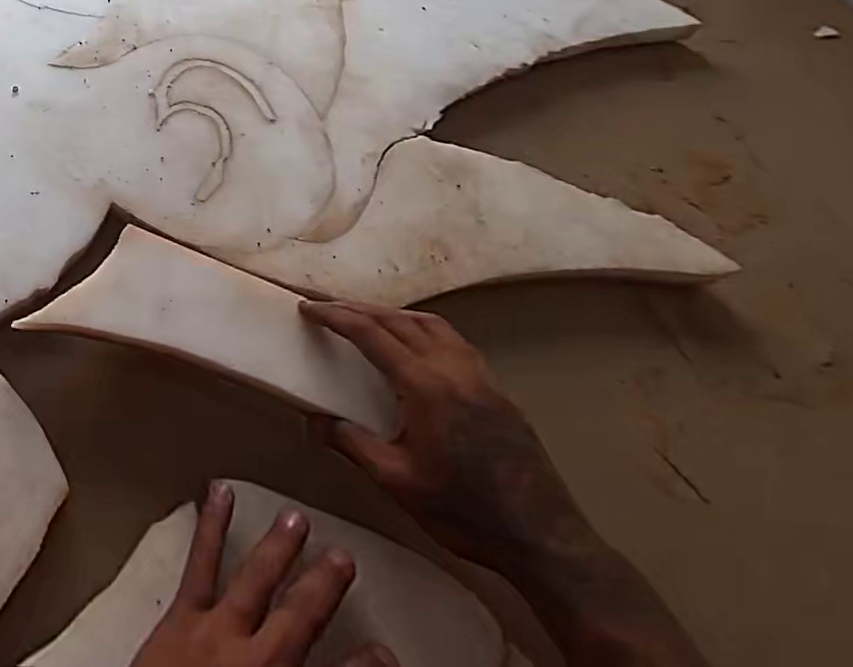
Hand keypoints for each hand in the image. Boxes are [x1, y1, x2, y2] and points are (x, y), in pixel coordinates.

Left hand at [131, 480, 394, 666]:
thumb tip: (312, 662)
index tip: (384, 651)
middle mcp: (256, 661)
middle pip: (301, 619)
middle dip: (323, 588)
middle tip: (343, 557)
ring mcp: (217, 633)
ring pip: (256, 582)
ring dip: (279, 549)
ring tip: (296, 517)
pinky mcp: (183, 615)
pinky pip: (201, 563)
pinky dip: (212, 525)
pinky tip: (220, 493)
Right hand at [299, 302, 595, 569]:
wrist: (545, 543)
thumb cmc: (464, 512)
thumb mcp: (395, 480)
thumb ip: (351, 443)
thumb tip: (314, 420)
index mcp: (426, 386)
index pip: (371, 334)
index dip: (335, 317)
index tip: (308, 309)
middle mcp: (456, 372)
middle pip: (401, 321)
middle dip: (360, 309)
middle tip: (329, 309)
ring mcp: (484, 381)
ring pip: (434, 326)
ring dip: (395, 315)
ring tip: (369, 319)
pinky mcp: (500, 396)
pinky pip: (456, 344)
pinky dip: (425, 331)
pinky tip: (417, 349)